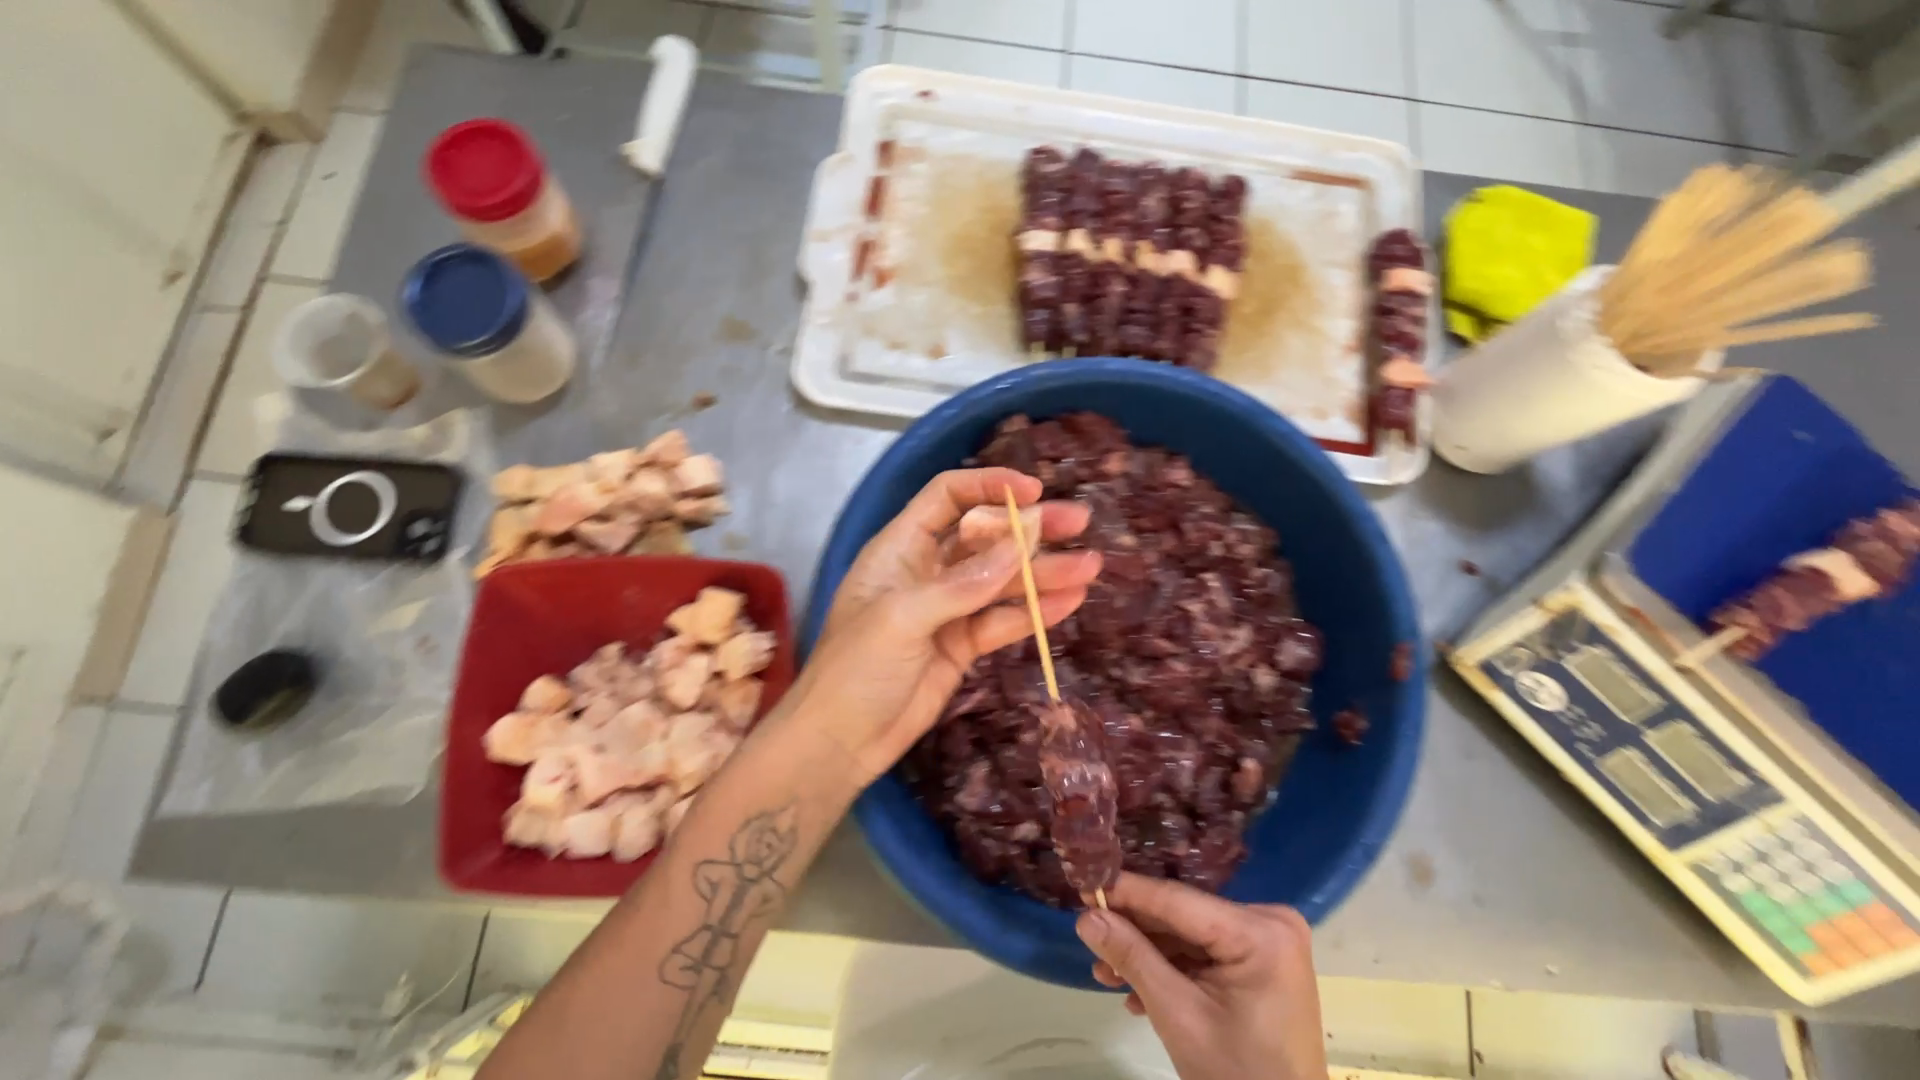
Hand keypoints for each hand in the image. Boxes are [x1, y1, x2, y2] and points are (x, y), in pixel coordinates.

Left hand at [779, 467, 1100, 785]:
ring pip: (1002, 581)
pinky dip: (1035, 612)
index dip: (989, 487)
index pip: (947, 497)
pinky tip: (1071, 600)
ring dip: (1044, 573)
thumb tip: (1023, 543)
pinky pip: (1003, 621)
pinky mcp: (962, 646)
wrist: (838, 742)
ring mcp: (947, 610)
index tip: (1035, 491)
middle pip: (985, 537)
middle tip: (1080, 522)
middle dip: (1031, 529)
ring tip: (1091, 566)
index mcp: (900, 548)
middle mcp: (926, 570)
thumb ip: (964, 584)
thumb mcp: (903, 618)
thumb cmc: (855, 669)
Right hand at [1077, 873, 1325, 1079]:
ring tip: (1105, 973)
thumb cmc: (1237, 1074)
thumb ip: (1132, 958)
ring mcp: (1268, 941)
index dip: (1125, 892)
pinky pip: (1205, 953)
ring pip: (1189, 935)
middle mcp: (1269, 921)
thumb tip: (1085, 917)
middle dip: (1134, 931)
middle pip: (1182, 916)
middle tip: (1088, 933)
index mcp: (1260, 930)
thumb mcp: (1178, 1015)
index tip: (1083, 887)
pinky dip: (1172, 970)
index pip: (1176, 900)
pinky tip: (1136, 991)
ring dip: (1147, 955)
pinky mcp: (1262, 962)